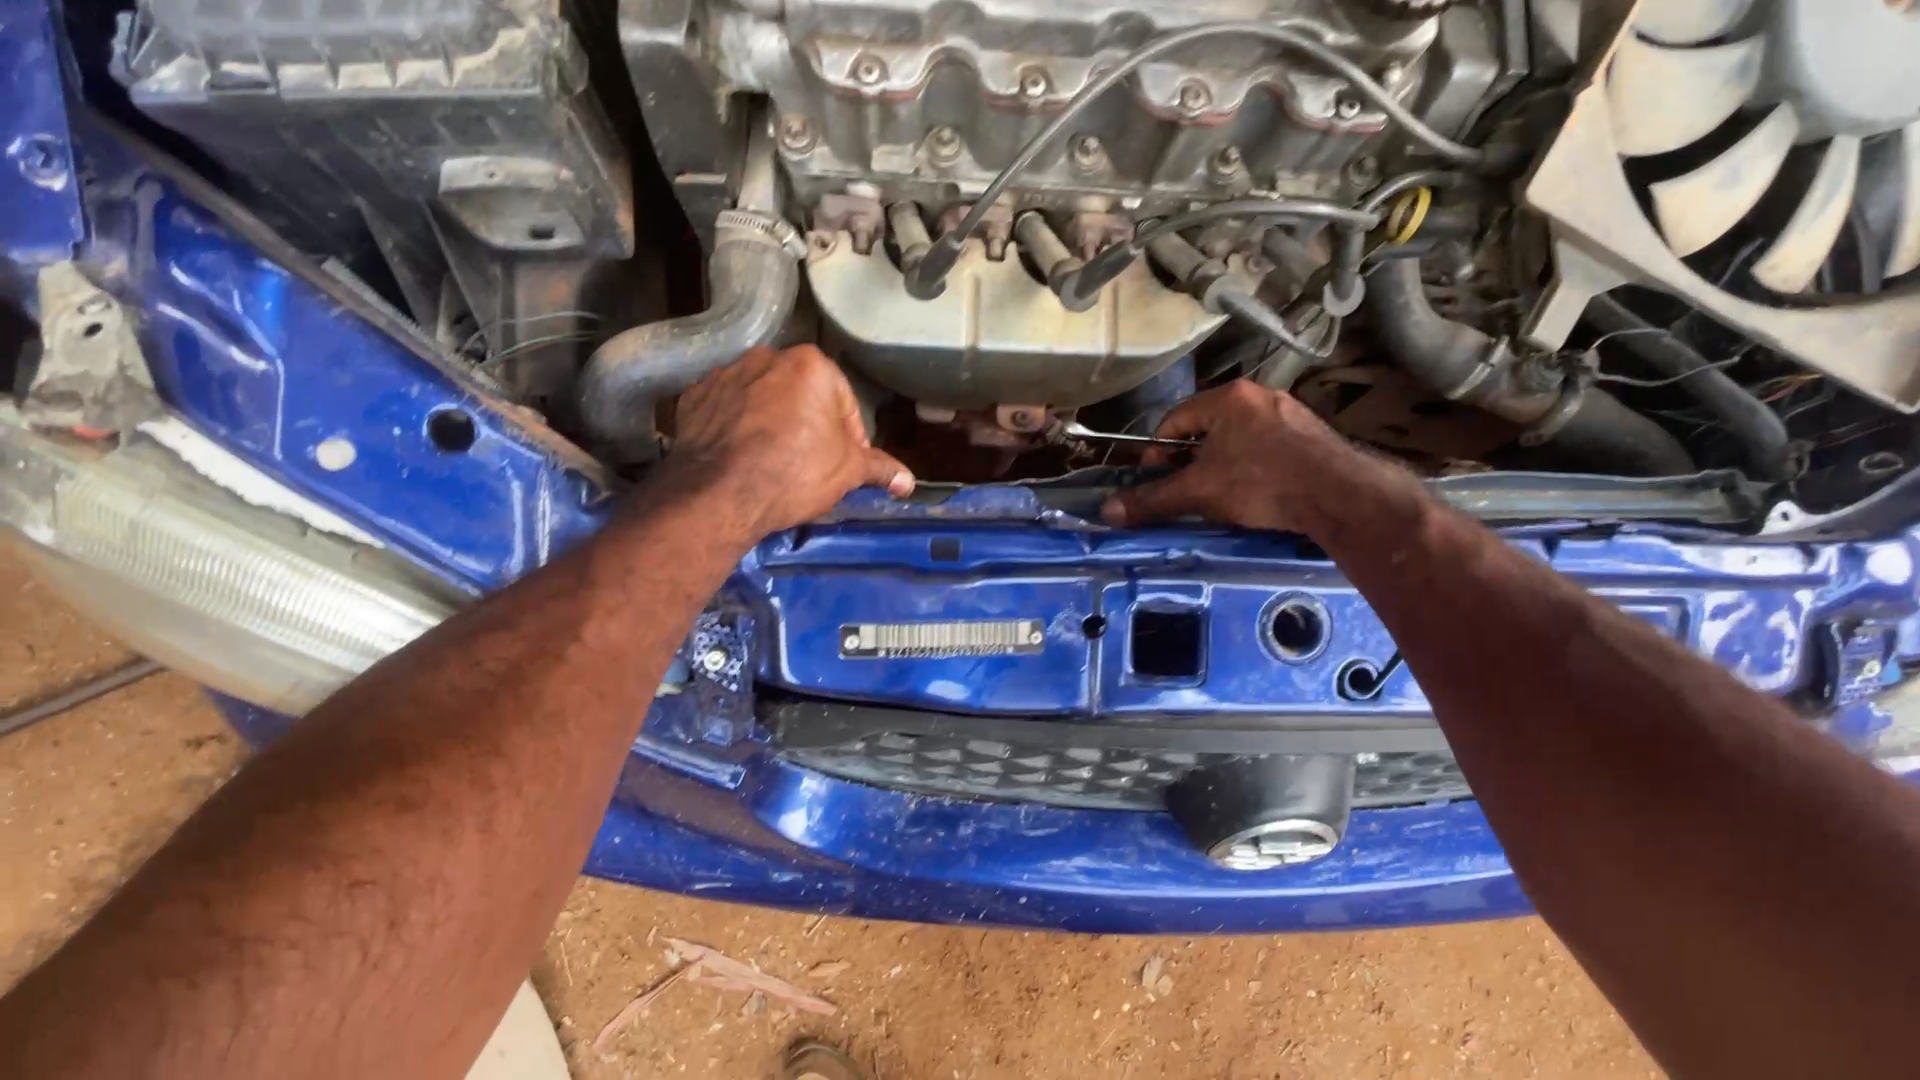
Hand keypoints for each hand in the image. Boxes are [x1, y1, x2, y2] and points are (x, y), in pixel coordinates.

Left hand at [669, 345, 913, 534]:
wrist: (718, 494)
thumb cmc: (794, 474)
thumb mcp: (848, 472)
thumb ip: (879, 468)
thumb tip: (908, 480)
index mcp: (811, 365)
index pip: (842, 403)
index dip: (848, 438)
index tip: (841, 465)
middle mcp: (766, 357)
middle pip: (799, 394)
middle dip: (806, 423)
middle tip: (807, 464)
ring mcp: (725, 374)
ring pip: (760, 398)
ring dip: (770, 421)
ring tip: (770, 462)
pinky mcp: (693, 396)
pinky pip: (724, 408)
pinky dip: (733, 426)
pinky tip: (738, 456)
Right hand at [1100, 380, 1406, 532]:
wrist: (1340, 496)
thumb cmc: (1262, 483)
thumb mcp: (1199, 492)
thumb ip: (1153, 499)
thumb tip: (1108, 510)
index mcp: (1228, 398)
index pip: (1174, 421)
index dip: (1158, 455)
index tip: (1158, 483)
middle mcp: (1260, 396)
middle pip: (1207, 430)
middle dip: (1191, 462)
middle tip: (1187, 493)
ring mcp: (1291, 414)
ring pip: (1238, 440)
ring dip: (1222, 467)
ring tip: (1220, 498)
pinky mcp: (1312, 436)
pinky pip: (1267, 449)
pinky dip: (1253, 469)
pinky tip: (1257, 495)